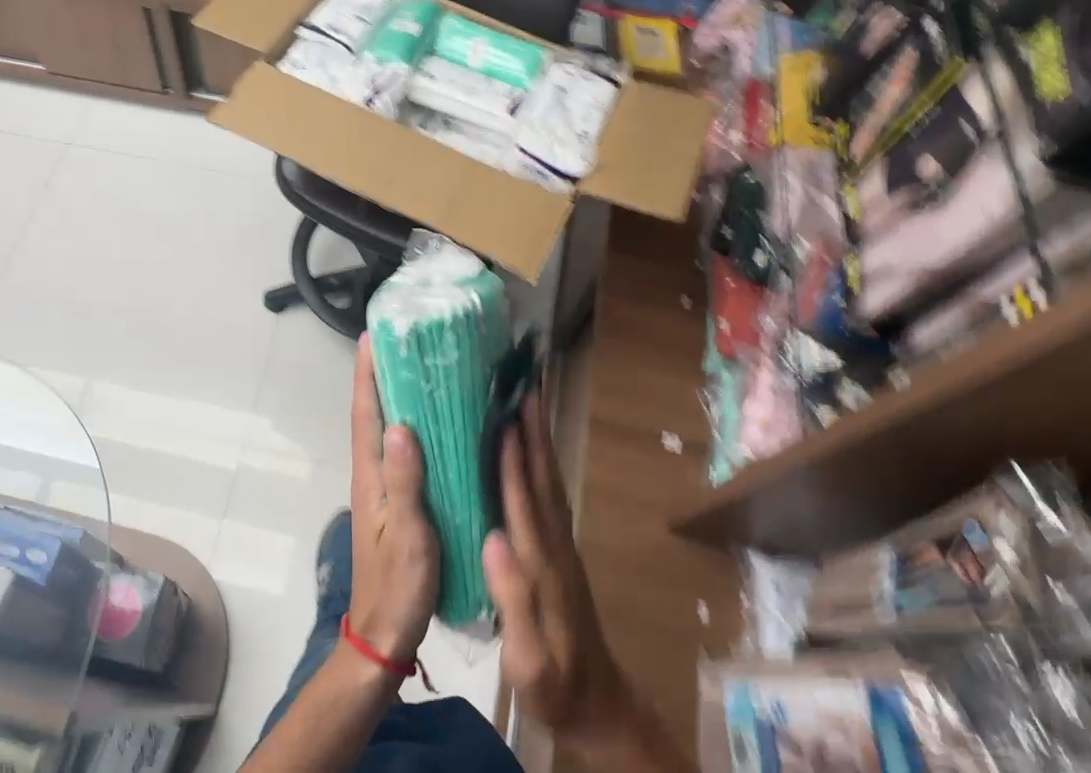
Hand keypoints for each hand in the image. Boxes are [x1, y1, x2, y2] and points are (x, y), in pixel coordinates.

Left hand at [347, 335, 438, 664]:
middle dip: (383, 376)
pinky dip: (416, 430)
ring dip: (399, 398)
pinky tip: (440, 426)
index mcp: (371, 478)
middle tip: (408, 340)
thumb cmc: (397, 586)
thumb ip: (404, 482)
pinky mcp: (399, 504)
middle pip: (374, 415)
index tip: (373, 335)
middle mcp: (373, 476)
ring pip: (388, 432)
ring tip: (426, 368)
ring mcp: (385, 490)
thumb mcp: (407, 535)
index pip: (365, 413)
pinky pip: (405, 454)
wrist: (385, 633)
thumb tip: (400, 424)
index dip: (367, 374)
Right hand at [483, 399, 637, 755]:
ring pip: (549, 485)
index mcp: (540, 568)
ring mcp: (561, 551)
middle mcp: (554, 548)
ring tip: (528, 403)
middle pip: (542, 481)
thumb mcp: (529, 659)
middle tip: (523, 386)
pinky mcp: (560, 557)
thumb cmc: (555, 686)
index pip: (523, 502)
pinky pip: (548, 500)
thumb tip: (493, 538)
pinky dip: (539, 469)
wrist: (597, 706)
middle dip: (532, 434)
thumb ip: (513, 602)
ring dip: (539, 443)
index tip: (501, 415)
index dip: (511, 459)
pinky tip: (528, 457)